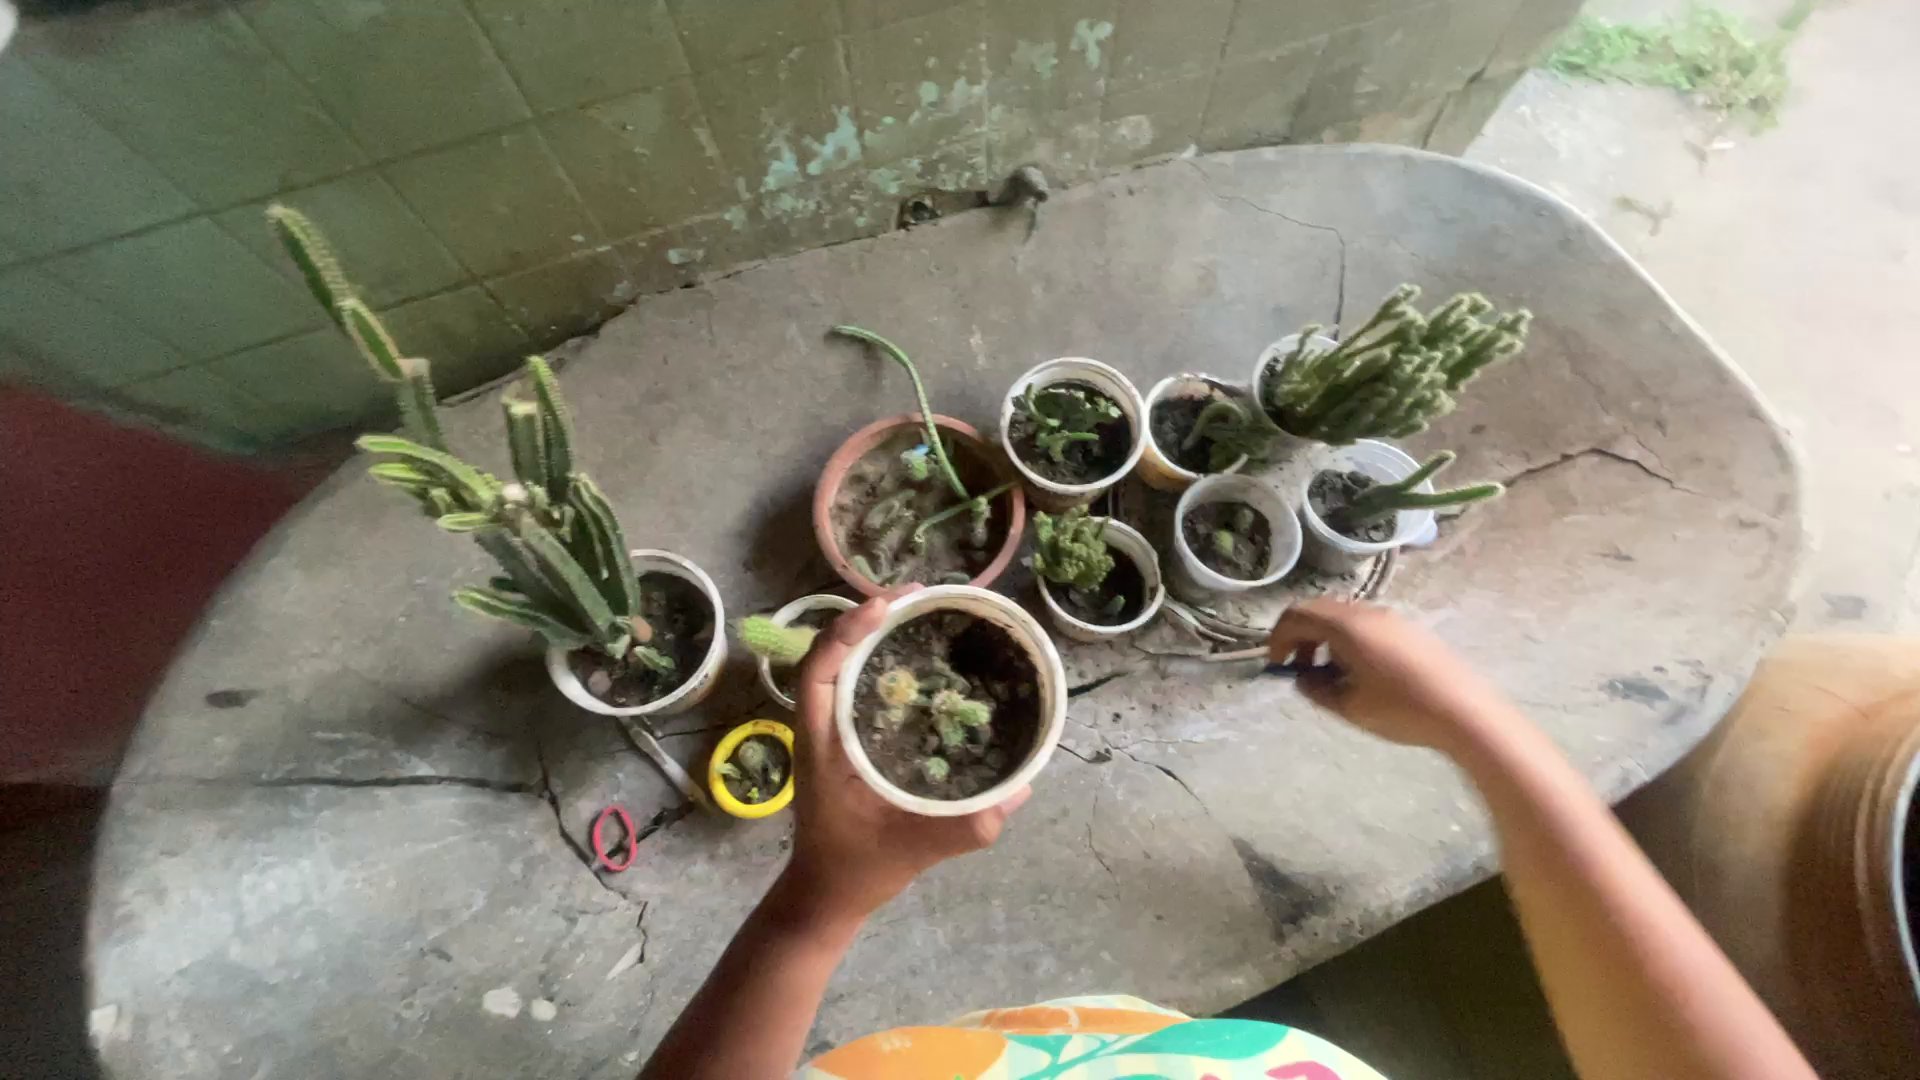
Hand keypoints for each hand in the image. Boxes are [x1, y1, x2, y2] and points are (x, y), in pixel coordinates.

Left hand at [785, 587, 1029, 922]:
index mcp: (822, 744)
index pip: (818, 671)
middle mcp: (821, 726)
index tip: (887, 606)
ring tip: (921, 611)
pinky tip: (918, 655)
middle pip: (831, 654)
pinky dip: (880, 657)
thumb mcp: (915, 848)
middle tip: (920, 595)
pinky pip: (857, 683)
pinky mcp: (845, 736)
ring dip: (875, 633)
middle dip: (869, 617)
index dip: (846, 631)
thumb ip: (967, 826)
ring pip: (843, 664)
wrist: (825, 893)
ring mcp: (830, 730)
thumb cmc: (857, 867)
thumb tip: (1021, 786)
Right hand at [1268, 599, 1519, 755]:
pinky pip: (1365, 624)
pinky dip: (1348, 640)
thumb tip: (1302, 678)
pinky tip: (1360, 671)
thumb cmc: (1401, 709)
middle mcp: (1366, 613)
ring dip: (1325, 638)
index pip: (1296, 615)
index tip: (1277, 665)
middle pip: (1318, 610)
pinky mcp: (1409, 630)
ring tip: (1330, 673)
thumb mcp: (1348, 706)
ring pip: (1342, 616)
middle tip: (1299, 667)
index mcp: (1346, 626)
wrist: (1468, 714)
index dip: (1278, 637)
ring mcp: (1391, 618)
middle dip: (1300, 636)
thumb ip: (1315, 689)